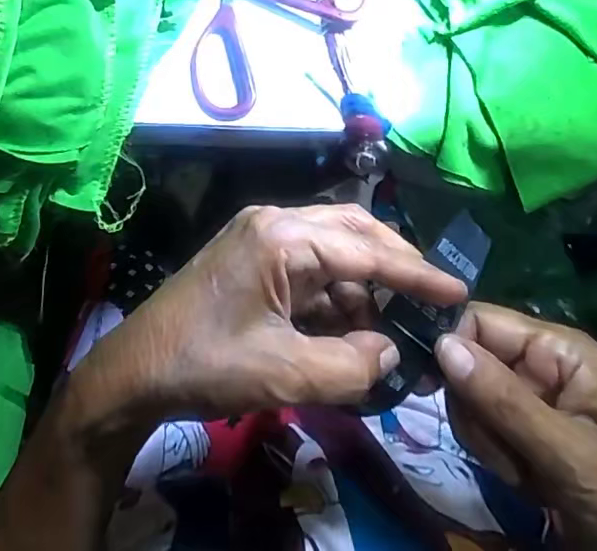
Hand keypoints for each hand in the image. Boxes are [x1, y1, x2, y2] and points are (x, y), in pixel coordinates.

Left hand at [75, 203, 468, 421]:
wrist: (137, 368)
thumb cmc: (207, 363)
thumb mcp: (286, 373)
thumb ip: (352, 365)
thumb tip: (390, 350)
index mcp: (280, 236)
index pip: (364, 249)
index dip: (415, 273)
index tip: (459, 291)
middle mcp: (271, 223)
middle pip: (350, 231)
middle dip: (393, 263)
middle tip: (432, 301)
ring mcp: (258, 238)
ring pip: (330, 250)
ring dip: (363, 284)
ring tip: (396, 328)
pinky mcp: (251, 259)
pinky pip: (307, 267)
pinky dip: (335, 294)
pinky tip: (354, 328)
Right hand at [435, 304, 596, 550]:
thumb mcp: (574, 458)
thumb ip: (506, 400)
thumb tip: (440, 343)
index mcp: (560, 351)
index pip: (477, 319)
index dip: (450, 347)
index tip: (432, 387)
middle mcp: (544, 365)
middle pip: (469, 360)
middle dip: (476, 411)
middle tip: (507, 455)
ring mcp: (539, 401)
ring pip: (472, 397)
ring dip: (487, 441)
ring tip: (526, 477)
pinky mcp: (533, 435)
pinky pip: (487, 429)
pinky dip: (497, 458)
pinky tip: (530, 485)